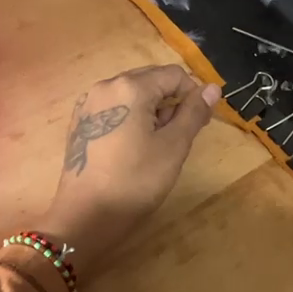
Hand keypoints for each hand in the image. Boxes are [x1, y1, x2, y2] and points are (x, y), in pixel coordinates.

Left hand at [44, 65, 219, 275]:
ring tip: (157, 144)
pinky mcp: (80, 122)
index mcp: (131, 87)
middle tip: (181, 135)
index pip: (174, 75)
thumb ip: (194, 112)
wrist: (86, 216)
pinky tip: (132, 147)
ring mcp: (89, 103)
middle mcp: (106, 86)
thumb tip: (212, 88)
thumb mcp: (173, 146)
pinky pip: (114, 108)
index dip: (193, 95)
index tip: (200, 123)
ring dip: (152, 110)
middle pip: (151, 80)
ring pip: (132, 94)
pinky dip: (130, 118)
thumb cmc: (136, 180)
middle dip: (172, 101)